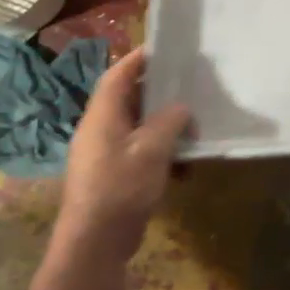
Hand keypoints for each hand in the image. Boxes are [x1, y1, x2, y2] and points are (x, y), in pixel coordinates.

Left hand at [57, 47, 190, 256]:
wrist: (96, 241)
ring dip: (165, 124)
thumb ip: (169, 121)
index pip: (117, 76)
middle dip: (158, 91)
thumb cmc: (121, 187)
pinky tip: (186, 164)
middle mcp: (99, 131)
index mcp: (102, 117)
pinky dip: (163, 151)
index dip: (137, 59)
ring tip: (193, 123)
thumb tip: (181, 107)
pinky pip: (141, 151)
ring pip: (138, 127)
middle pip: (128, 99)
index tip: (163, 48)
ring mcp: (105, 155)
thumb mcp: (152, 149)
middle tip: (188, 83)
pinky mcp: (114, 176)